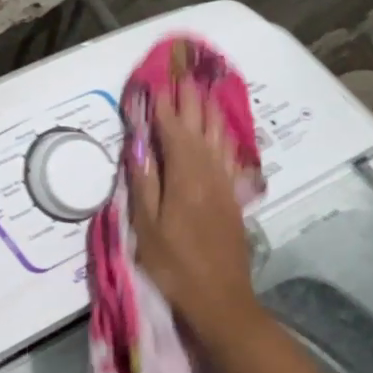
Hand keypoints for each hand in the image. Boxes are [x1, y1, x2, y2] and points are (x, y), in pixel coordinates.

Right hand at [127, 79, 270, 352]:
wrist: (221, 299)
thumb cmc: (173, 264)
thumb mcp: (146, 226)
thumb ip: (144, 181)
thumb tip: (139, 143)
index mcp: (183, 177)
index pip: (172, 131)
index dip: (164, 105)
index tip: (158, 80)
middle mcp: (208, 173)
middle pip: (199, 128)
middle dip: (190, 100)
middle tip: (184, 73)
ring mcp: (224, 186)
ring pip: (218, 139)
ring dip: (210, 112)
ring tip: (204, 89)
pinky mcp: (233, 199)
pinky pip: (229, 157)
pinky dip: (224, 138)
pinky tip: (223, 132)